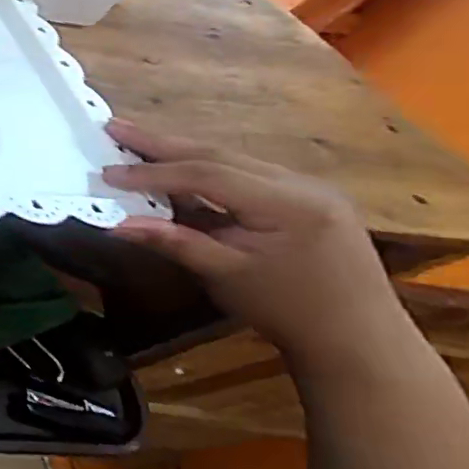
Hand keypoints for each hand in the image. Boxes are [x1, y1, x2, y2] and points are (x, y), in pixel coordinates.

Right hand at [100, 120, 416, 370]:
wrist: (359, 340)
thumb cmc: (289, 311)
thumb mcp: (225, 276)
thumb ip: (173, 242)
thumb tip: (116, 225)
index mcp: (287, 203)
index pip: (207, 175)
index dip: (153, 173)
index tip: (109, 174)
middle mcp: (301, 183)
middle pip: (219, 155)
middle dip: (162, 143)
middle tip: (115, 127)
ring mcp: (307, 187)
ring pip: (232, 160)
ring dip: (181, 152)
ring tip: (136, 141)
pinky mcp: (304, 197)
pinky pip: (245, 174)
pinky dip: (205, 171)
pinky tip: (177, 168)